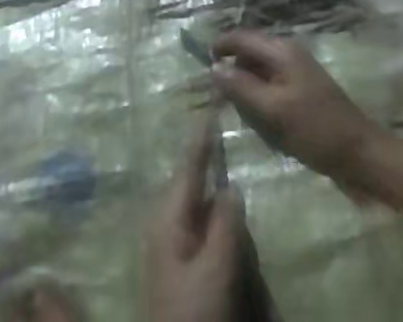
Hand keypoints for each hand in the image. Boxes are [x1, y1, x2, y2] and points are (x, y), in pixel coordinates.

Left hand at [144, 111, 245, 321]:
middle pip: (197, 183)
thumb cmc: (192, 315)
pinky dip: (222, 226)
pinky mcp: (185, 265)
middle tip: (228, 128)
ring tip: (232, 177)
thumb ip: (226, 225)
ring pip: (206, 208)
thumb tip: (231, 183)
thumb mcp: (214, 271)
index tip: (213, 101)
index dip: (202, 134)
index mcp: (169, 216)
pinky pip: (208, 233)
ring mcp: (175, 245)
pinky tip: (234, 232)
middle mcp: (168, 223)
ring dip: (222, 202)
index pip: (190, 165)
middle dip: (212, 160)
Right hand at [211, 31, 379, 182]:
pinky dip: (262, 100)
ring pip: (258, 71)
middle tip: (226, 103)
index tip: (203, 69)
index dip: (219, 48)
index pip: (241, 37)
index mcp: (281, 50)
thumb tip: (213, 68)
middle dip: (234, 74)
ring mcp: (297, 70)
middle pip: (249, 53)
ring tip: (250, 117)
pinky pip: (270, 86)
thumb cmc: (314, 130)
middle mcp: (288, 52)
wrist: (359, 154)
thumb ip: (240, 87)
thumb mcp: (271, 110)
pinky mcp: (302, 88)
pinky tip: (265, 122)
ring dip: (248, 90)